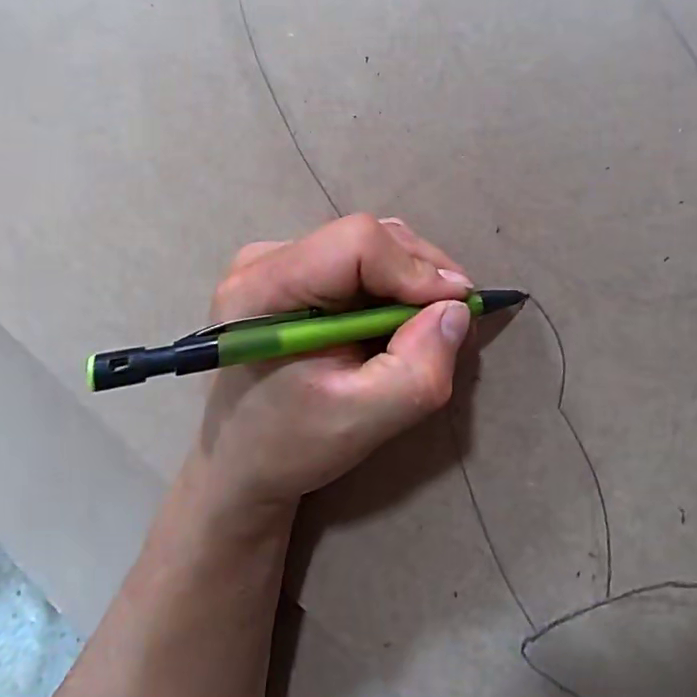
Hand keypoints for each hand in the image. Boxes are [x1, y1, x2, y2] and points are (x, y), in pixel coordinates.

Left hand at [187, 214, 474, 513]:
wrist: (240, 459)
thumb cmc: (290, 445)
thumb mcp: (363, 421)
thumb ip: (419, 368)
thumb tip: (457, 310)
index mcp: (262, 289)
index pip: (356, 243)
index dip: (415, 269)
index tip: (457, 309)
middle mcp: (263, 260)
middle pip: (365, 237)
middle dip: (421, 274)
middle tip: (453, 320)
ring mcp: (275, 260)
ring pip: (367, 244)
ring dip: (410, 279)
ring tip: (424, 326)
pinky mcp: (291, 270)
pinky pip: (357, 258)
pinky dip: (391, 285)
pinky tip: (393, 322)